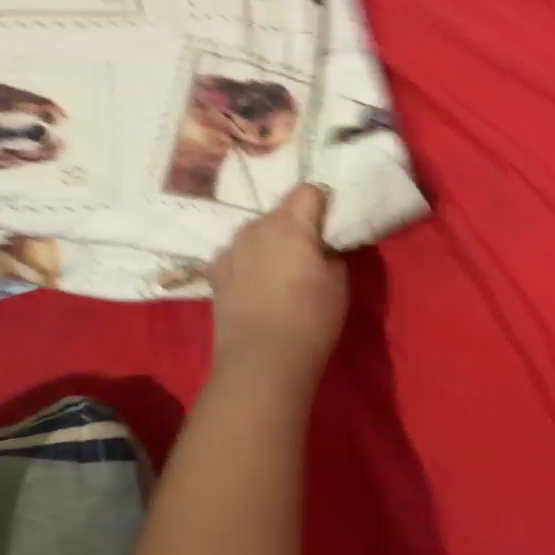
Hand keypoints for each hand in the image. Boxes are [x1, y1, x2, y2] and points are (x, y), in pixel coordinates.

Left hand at [208, 184, 347, 387]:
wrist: (261, 363)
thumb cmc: (310, 318)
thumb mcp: (340, 282)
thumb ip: (331, 253)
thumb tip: (323, 247)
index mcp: (290, 224)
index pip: (309, 190)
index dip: (324, 205)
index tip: (332, 227)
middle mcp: (256, 228)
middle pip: (281, 211)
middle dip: (297, 224)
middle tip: (311, 252)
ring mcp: (231, 251)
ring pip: (257, 232)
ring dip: (271, 242)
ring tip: (282, 271)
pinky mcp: (215, 275)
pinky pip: (237, 255)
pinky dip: (248, 261)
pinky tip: (256, 283)